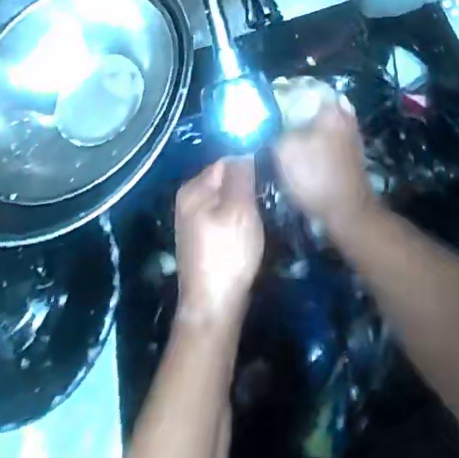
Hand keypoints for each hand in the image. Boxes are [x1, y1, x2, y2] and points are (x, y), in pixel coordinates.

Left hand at [174, 157, 263, 326]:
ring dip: (245, 207)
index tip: (270, 181)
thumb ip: (241, 175)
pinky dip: (239, 223)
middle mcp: (188, 201)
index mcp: (192, 189)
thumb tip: (245, 149)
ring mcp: (194, 223)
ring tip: (263, 218)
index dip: (250, 168)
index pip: (227, 161)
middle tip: (269, 200)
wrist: (213, 308)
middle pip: (226, 181)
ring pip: (228, 201)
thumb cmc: (227, 254)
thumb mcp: (239, 208)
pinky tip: (249, 235)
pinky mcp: (203, 242)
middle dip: (248, 188)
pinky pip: (225, 219)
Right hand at [273, 94, 375, 232]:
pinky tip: (300, 151)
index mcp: (330, 107)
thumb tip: (266, 120)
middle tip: (272, 121)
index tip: (265, 104)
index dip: (280, 93)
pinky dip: (313, 139)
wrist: (348, 212)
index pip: (301, 86)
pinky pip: (326, 135)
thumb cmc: (315, 177)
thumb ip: (273, 128)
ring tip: (282, 136)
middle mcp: (345, 113)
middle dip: (292, 110)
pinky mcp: (351, 150)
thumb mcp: (284, 150)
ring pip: (319, 120)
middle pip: (312, 102)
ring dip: (302, 126)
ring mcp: (351, 132)